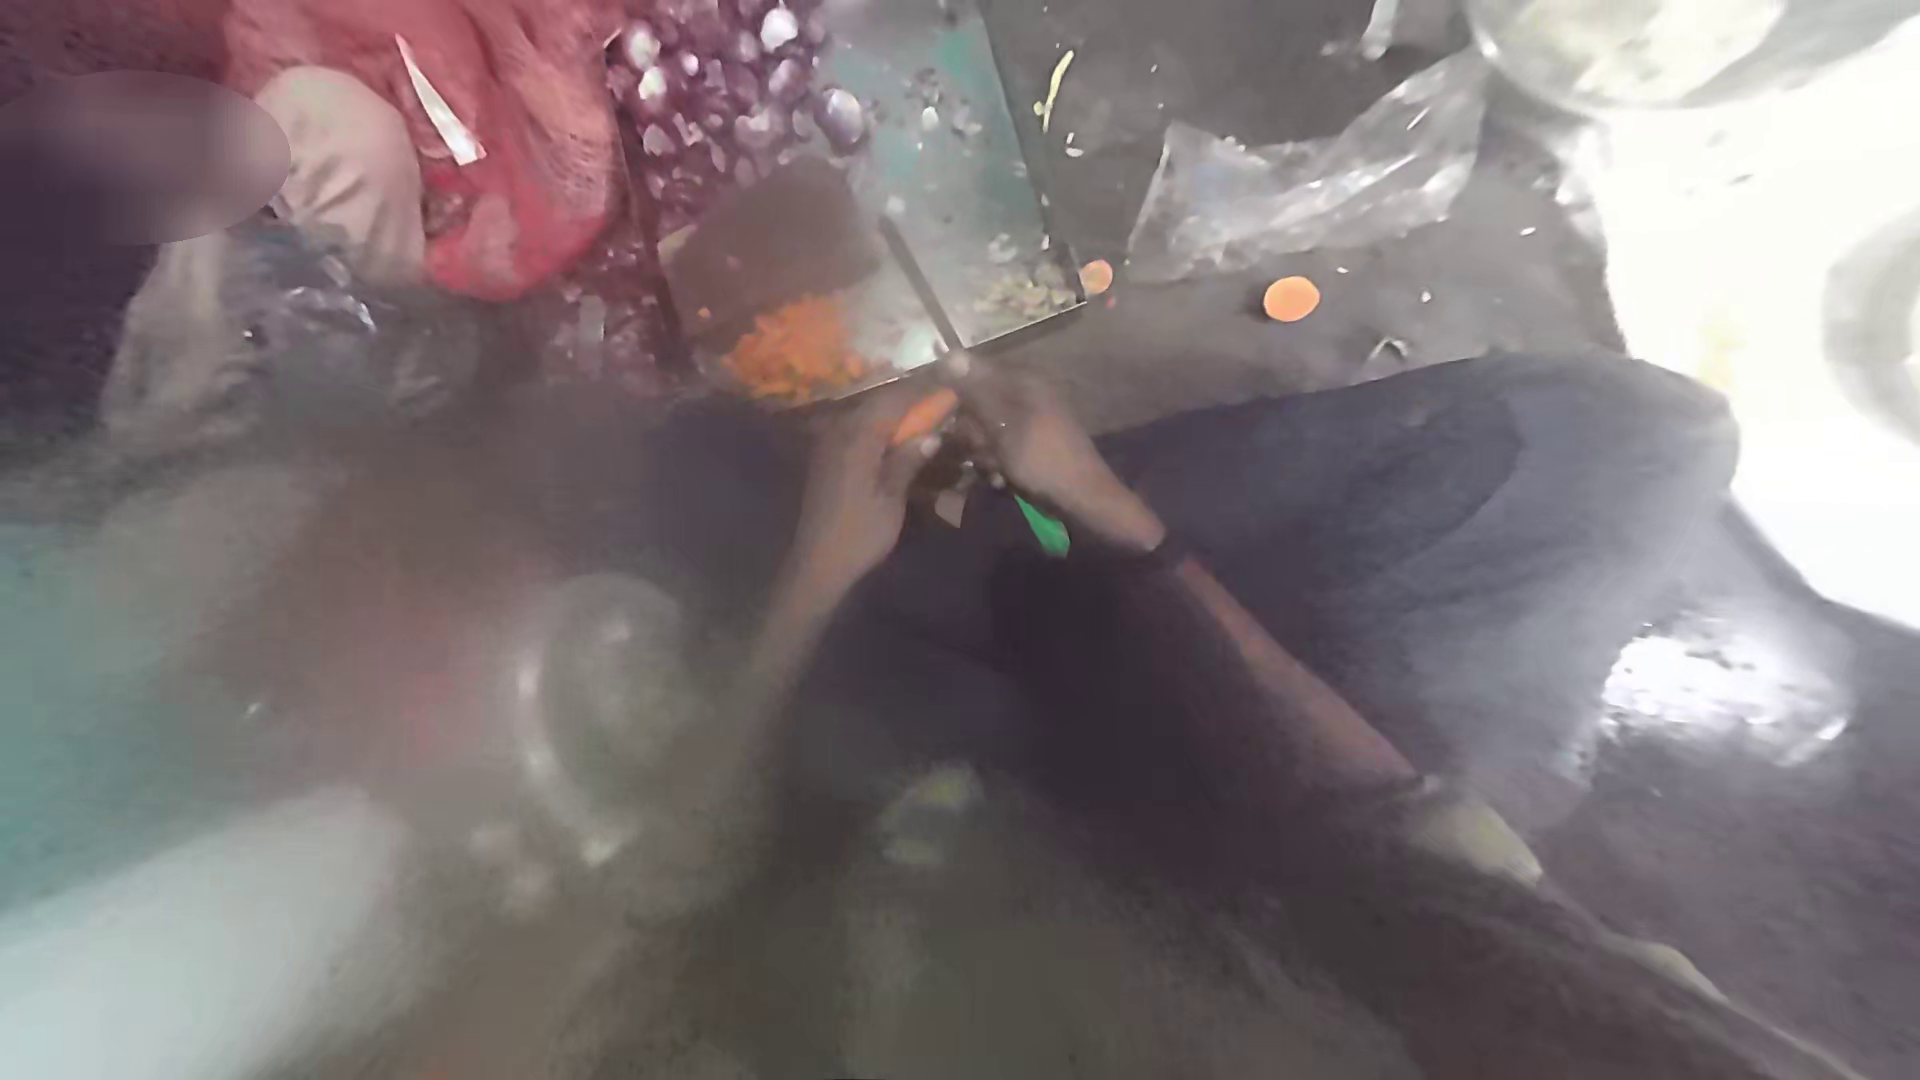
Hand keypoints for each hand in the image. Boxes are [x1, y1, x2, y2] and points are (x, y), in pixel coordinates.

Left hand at [787, 385, 943, 596]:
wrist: (819, 562)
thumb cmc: (859, 534)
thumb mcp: (891, 499)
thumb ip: (908, 461)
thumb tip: (931, 435)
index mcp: (856, 439)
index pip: (894, 401)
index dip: (923, 392)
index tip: (949, 385)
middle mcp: (840, 433)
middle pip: (879, 403)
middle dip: (911, 399)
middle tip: (941, 399)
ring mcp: (830, 444)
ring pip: (867, 415)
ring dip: (896, 412)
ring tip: (925, 414)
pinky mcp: (828, 458)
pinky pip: (858, 430)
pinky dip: (881, 427)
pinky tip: (897, 436)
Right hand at [943, 353, 1165, 551]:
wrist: (1082, 497)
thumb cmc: (1043, 460)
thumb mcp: (1004, 427)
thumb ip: (976, 392)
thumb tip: (951, 352)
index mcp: (1024, 381)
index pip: (974, 373)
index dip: (955, 395)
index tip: (942, 421)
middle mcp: (1025, 394)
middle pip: (978, 405)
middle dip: (972, 433)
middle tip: (981, 452)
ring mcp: (1028, 420)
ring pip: (985, 429)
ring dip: (984, 453)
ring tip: (996, 470)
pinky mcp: (1028, 442)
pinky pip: (1000, 445)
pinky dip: (997, 462)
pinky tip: (1002, 478)